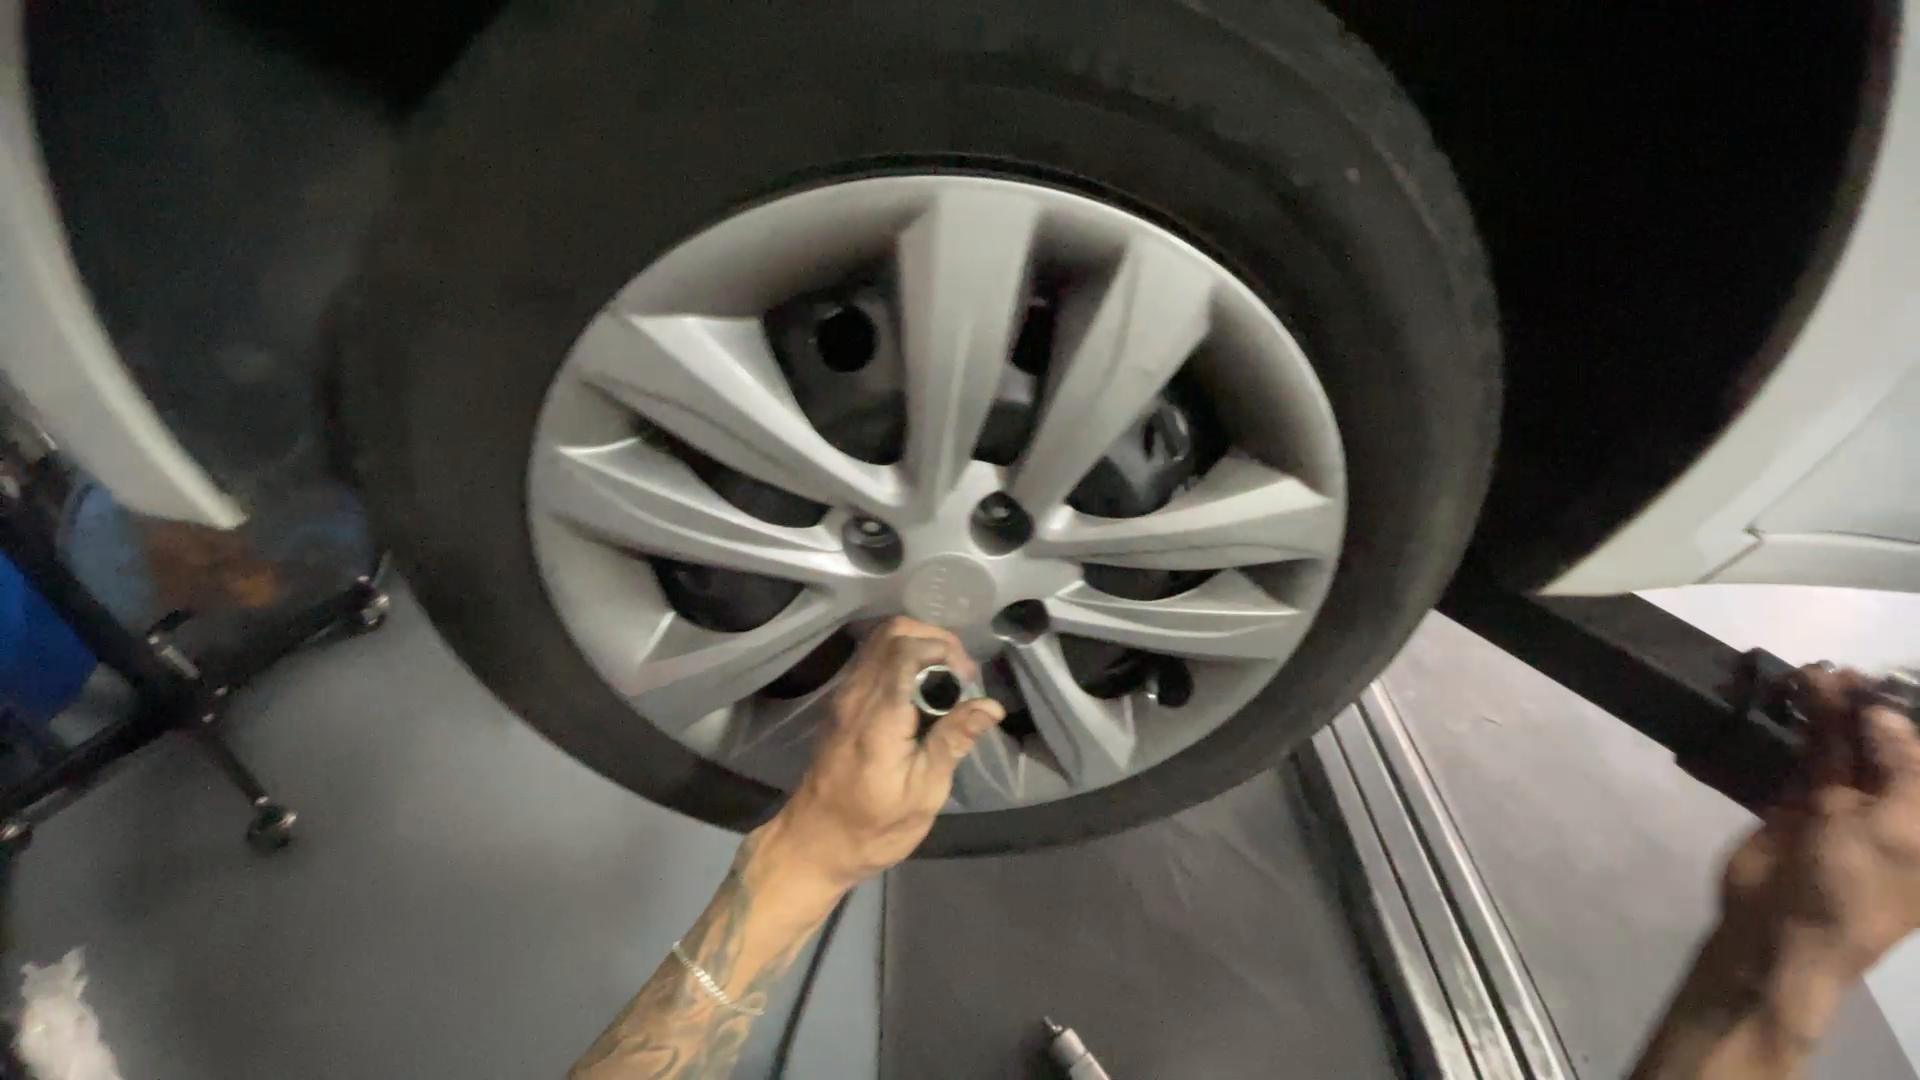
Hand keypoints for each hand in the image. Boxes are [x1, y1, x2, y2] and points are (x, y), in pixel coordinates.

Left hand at [756, 617, 1006, 892]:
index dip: (944, 651)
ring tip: (946, 680)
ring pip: (881, 639)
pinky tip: (923, 690)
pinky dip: (903, 656)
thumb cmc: (873, 829)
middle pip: (893, 632)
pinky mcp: (842, 700)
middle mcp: (856, 695)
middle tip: (960, 676)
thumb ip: (952, 741)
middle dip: (935, 641)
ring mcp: (844, 694)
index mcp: (878, 717)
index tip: (968, 681)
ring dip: (920, 645)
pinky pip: (873, 657)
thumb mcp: (923, 794)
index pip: (906, 651)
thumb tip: (990, 706)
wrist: (812, 844)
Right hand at [1631, 666, 1919, 1078]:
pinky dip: (1799, 731)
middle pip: (1890, 748)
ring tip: (1811, 674)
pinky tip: (1791, 705)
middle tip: (1840, 670)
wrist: (1782, 924)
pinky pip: (1805, 760)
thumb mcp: (1893, 828)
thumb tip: (1884, 713)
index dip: (1910, 719)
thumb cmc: (1858, 888)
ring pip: (1844, 747)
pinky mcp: (1798, 803)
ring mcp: (1847, 806)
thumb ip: (1898, 767)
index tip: (1887, 679)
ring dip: (1830, 713)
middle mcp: (1900, 809)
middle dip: (1871, 708)